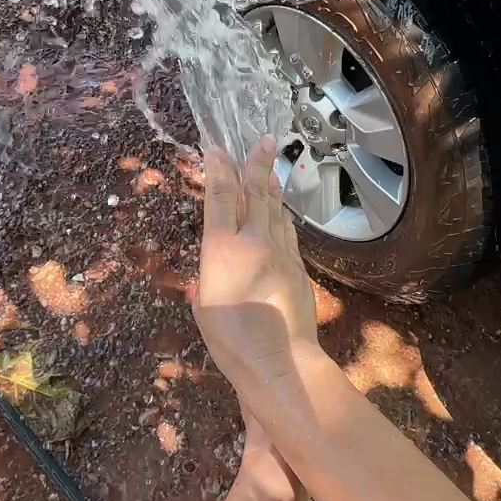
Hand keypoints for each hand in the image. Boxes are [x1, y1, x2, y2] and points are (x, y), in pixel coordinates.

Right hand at [194, 138, 320, 394]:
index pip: (219, 197)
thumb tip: (208, 280)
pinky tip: (282, 215)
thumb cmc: (230, 340)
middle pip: (254, 193)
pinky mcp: (298, 268)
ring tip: (271, 170)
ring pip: (275, 210)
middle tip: (263, 141)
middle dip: (256, 164)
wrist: (279, 359)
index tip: (216, 149)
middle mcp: (252, 242)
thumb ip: (204, 286)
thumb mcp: (202, 310)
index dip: (218, 169)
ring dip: (272, 187)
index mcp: (221, 249)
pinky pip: (288, 233)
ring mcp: (279, 252)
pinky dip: (282, 218)